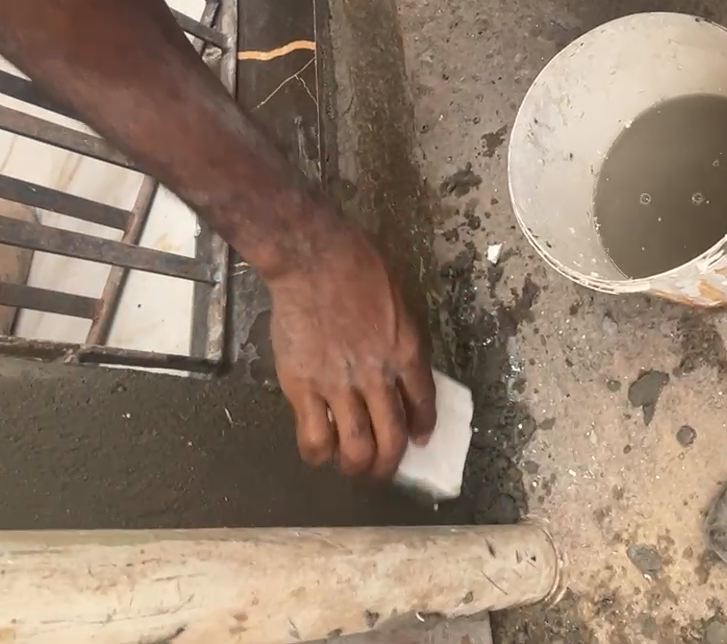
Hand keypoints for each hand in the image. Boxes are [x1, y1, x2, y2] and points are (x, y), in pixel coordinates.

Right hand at [264, 220, 437, 477]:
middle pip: (392, 438)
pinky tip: (321, 450)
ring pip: (355, 448)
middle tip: (384, 468)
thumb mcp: (402, 298)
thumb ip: (404, 336)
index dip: (422, 427)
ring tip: (353, 467)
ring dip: (358, 467)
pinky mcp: (302, 387)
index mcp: (408, 351)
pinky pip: (314, 438)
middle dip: (390, 463)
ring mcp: (339, 385)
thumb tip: (403, 366)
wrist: (314, 259)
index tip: (418, 439)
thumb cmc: (362, 265)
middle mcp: (378, 375)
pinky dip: (320, 454)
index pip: (423, 404)